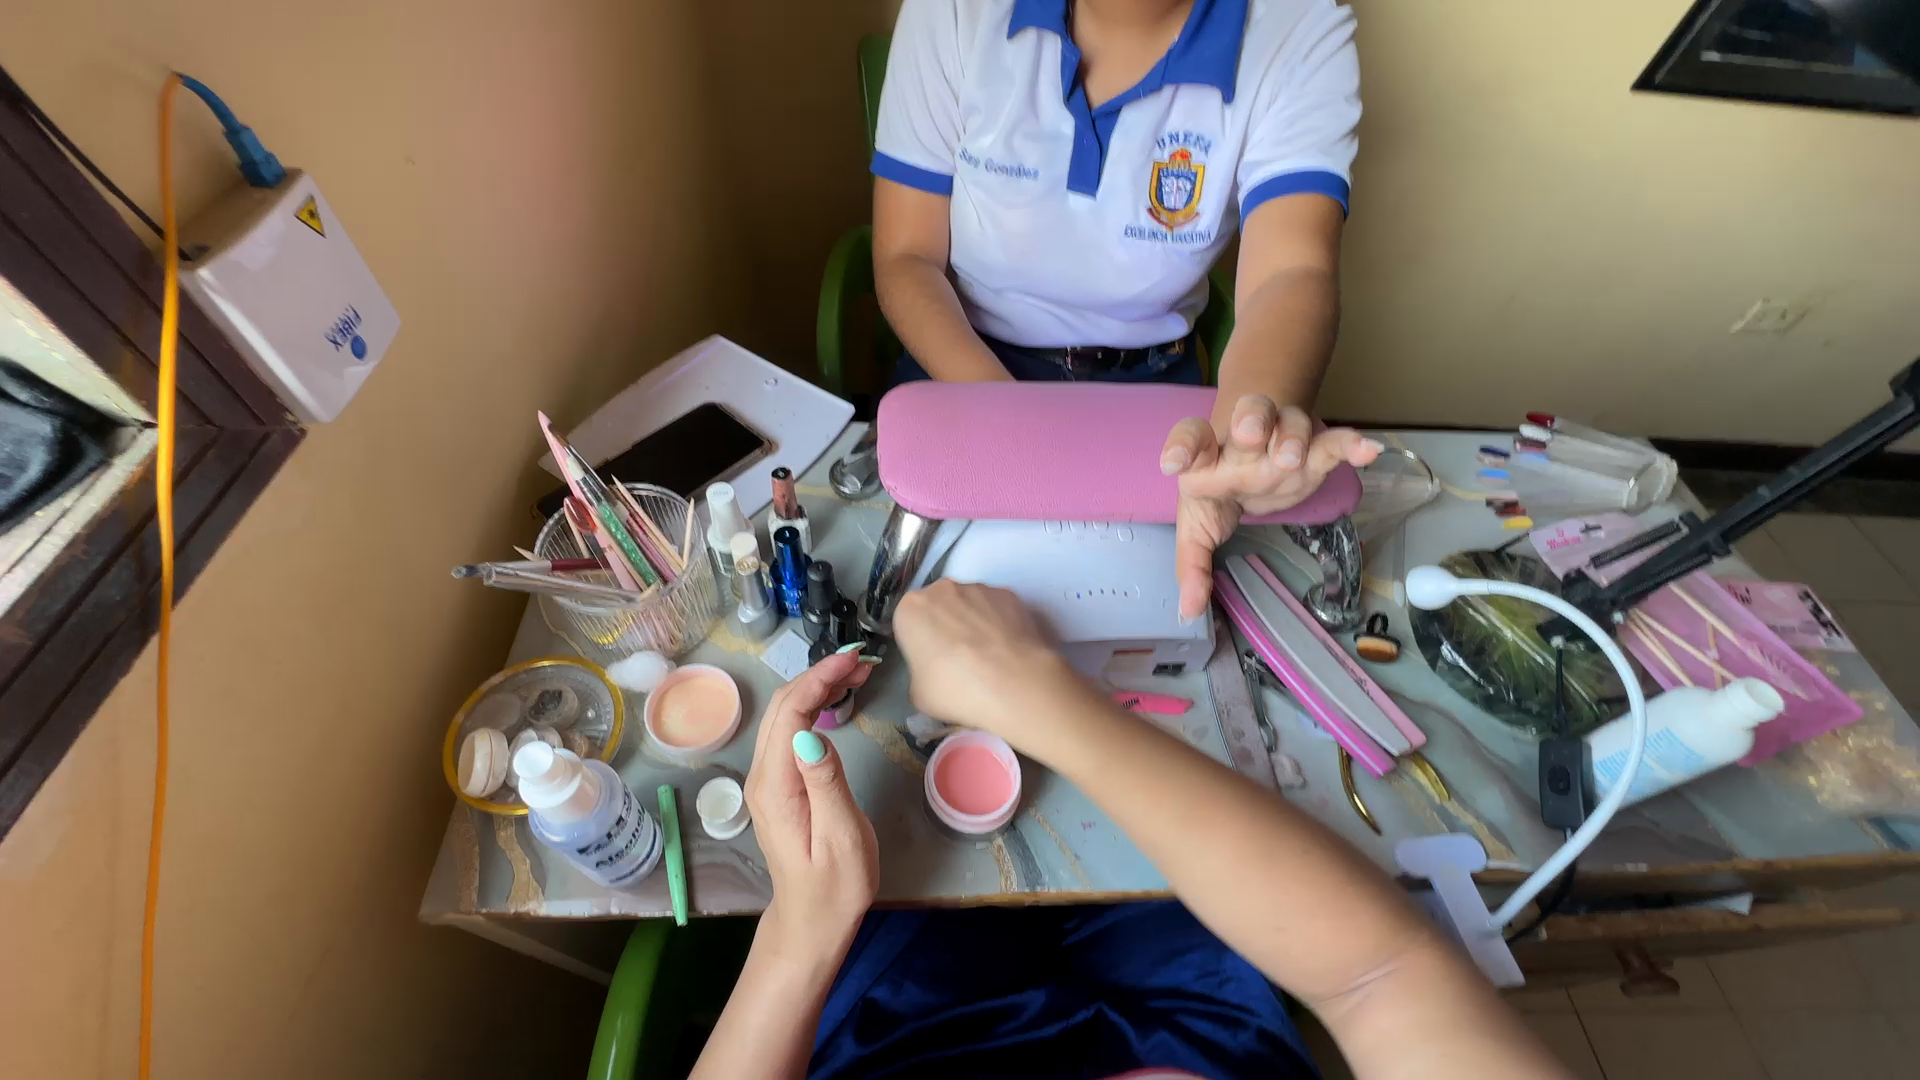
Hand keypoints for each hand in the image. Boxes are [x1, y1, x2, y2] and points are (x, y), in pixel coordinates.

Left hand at [744, 651, 878, 965]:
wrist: (811, 924)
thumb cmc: (834, 886)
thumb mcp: (841, 837)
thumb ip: (826, 783)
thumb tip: (811, 734)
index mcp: (776, 785)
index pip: (791, 713)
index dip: (820, 680)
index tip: (854, 660)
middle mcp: (763, 774)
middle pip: (784, 706)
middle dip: (819, 675)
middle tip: (862, 661)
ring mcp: (767, 778)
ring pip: (785, 715)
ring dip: (817, 687)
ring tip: (857, 673)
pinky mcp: (779, 782)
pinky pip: (790, 729)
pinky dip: (814, 705)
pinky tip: (837, 700)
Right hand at [892, 580, 1085, 744]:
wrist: (1013, 684)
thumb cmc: (955, 689)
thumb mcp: (918, 694)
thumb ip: (919, 673)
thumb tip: (934, 673)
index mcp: (911, 608)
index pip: (907, 622)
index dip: (917, 643)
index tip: (930, 663)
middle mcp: (943, 589)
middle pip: (938, 607)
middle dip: (945, 627)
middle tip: (959, 660)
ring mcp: (979, 588)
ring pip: (969, 604)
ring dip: (973, 623)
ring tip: (989, 657)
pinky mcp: (1009, 594)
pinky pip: (997, 608)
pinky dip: (999, 623)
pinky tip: (1007, 649)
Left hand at [1161, 395, 1380, 617]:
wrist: (1249, 467)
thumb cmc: (1218, 495)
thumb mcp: (1198, 529)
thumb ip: (1192, 567)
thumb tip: (1189, 611)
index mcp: (1205, 460)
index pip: (1191, 440)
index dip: (1180, 447)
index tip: (1172, 463)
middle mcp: (1240, 444)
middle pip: (1247, 416)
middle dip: (1250, 420)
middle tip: (1249, 434)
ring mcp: (1279, 443)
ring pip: (1288, 423)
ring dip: (1290, 436)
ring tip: (1289, 458)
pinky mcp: (1314, 454)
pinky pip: (1333, 443)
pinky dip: (1350, 444)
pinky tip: (1367, 451)